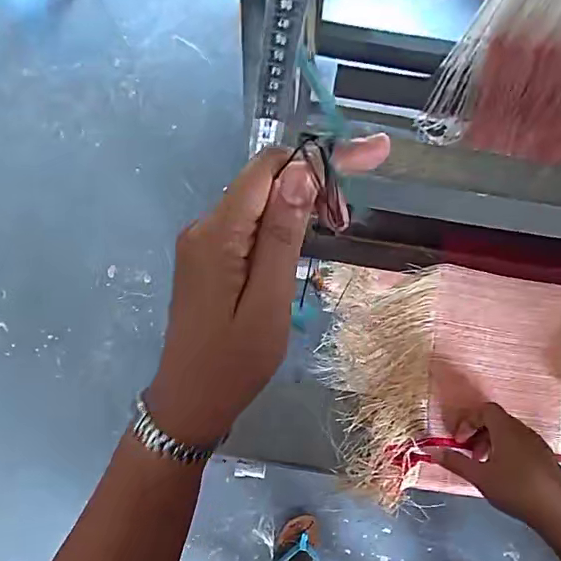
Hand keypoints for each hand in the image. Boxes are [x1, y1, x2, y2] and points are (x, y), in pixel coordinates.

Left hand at [146, 134, 390, 444]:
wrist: (189, 402)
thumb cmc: (233, 364)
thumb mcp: (268, 304)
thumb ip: (283, 238)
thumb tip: (301, 172)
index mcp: (217, 234)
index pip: (270, 167)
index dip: (319, 157)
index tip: (371, 158)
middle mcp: (203, 227)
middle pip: (263, 181)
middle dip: (311, 183)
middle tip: (348, 218)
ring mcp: (200, 244)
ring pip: (256, 204)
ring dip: (296, 208)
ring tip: (334, 231)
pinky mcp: (205, 261)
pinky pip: (246, 229)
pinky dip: (277, 229)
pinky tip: (300, 246)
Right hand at [426, 402, 560, 527]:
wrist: (556, 509)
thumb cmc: (514, 489)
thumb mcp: (479, 477)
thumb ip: (456, 462)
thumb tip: (434, 451)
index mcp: (506, 429)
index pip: (485, 409)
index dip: (467, 421)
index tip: (458, 441)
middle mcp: (523, 431)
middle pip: (496, 420)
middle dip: (477, 433)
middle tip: (467, 453)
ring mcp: (536, 443)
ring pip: (508, 433)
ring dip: (490, 443)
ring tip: (482, 465)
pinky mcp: (544, 457)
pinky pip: (519, 444)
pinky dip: (504, 451)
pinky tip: (501, 474)